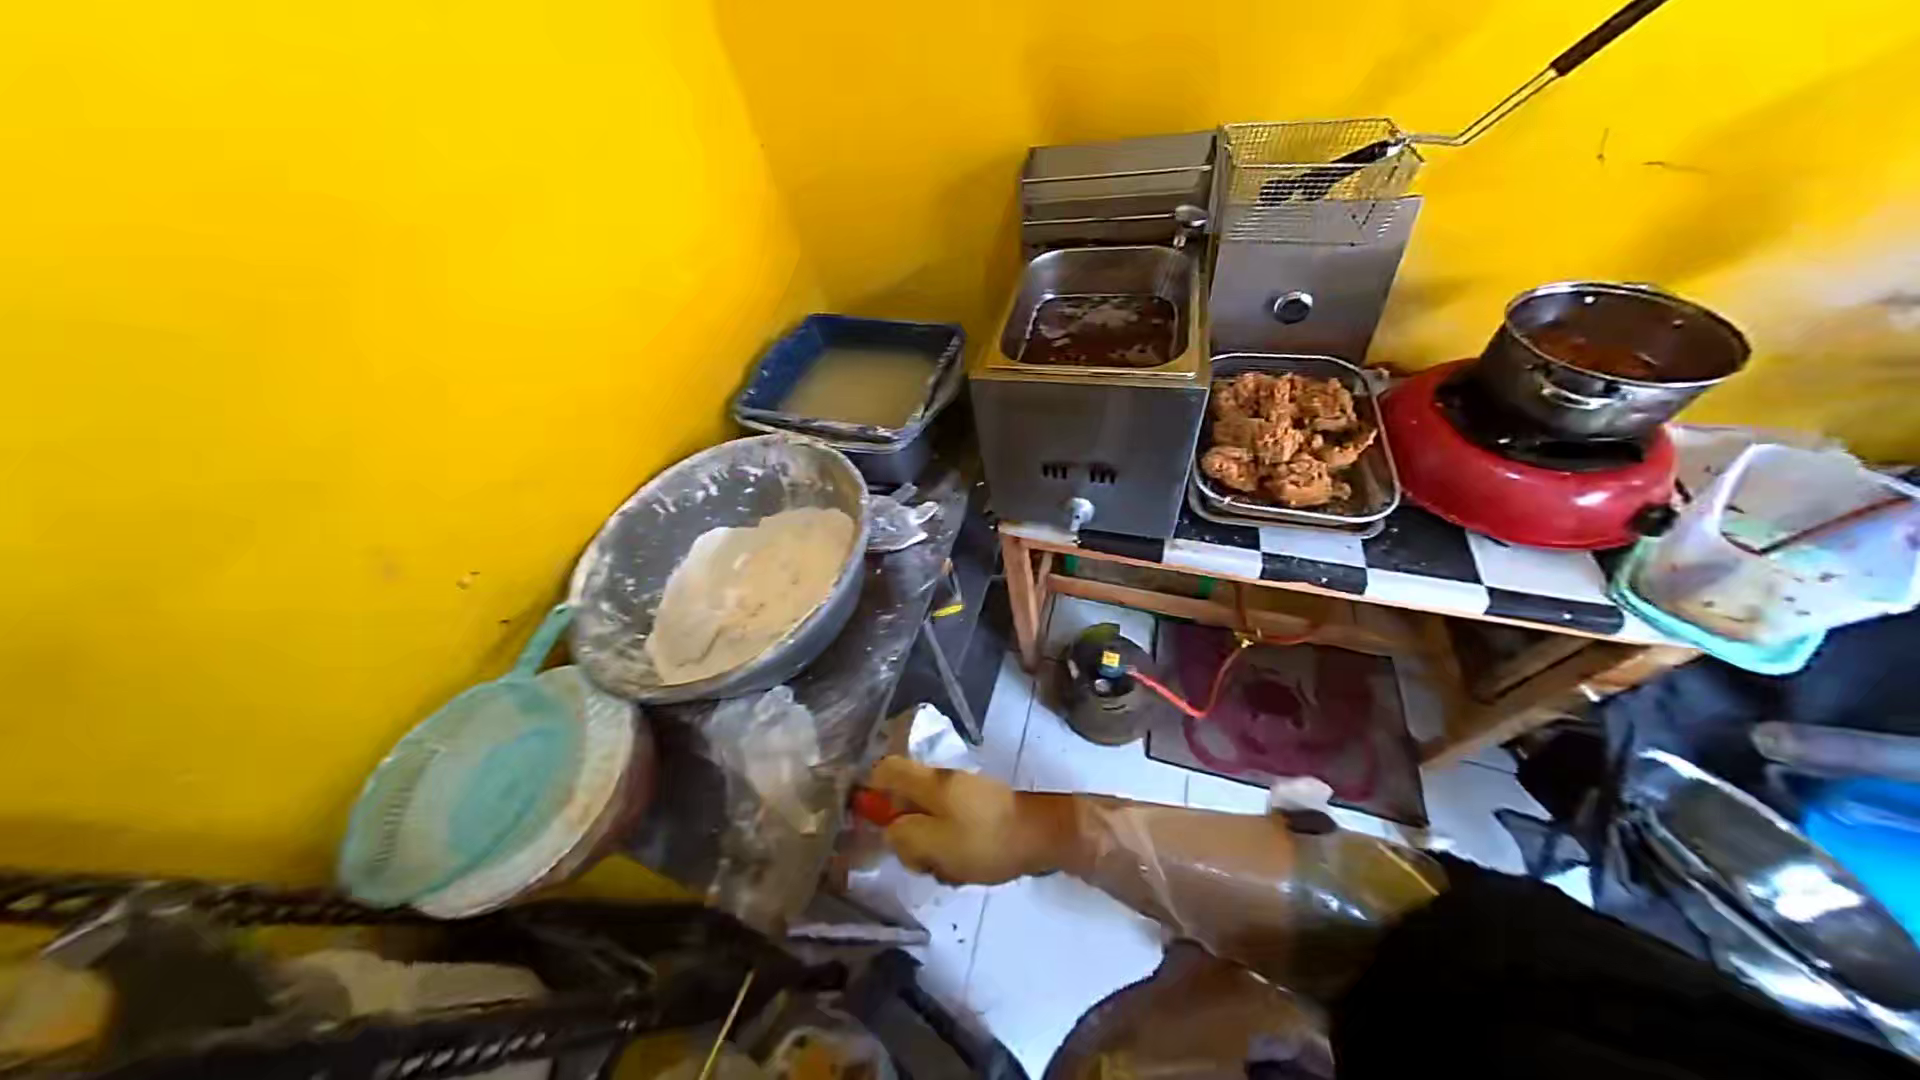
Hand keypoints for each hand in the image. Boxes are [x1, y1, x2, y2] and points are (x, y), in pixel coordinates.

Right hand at [865, 757, 1078, 884]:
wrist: (1042, 836)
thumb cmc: (985, 840)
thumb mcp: (934, 844)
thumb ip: (903, 837)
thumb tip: (890, 831)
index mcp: (930, 781)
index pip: (886, 769)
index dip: (871, 792)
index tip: (872, 822)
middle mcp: (944, 779)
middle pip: (905, 797)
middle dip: (904, 829)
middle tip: (916, 857)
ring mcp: (965, 792)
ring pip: (928, 816)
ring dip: (928, 843)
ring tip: (943, 867)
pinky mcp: (981, 808)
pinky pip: (951, 825)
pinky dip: (950, 846)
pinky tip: (962, 867)